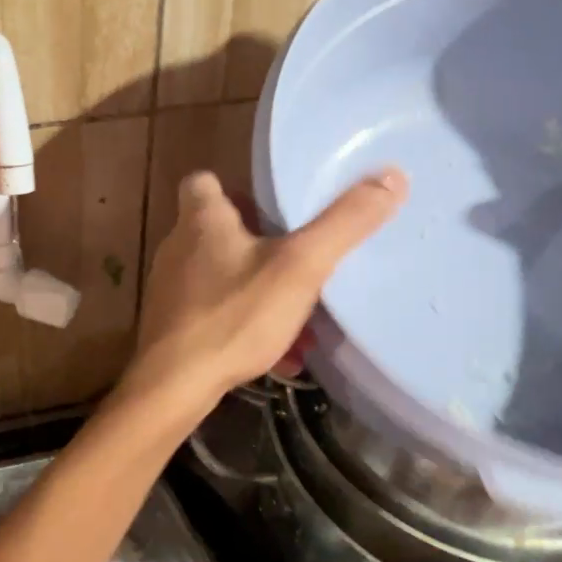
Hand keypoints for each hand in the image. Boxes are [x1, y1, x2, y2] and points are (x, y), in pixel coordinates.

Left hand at [131, 168, 406, 400]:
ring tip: (299, 311)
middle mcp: (177, 247)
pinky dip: (245, 326)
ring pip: (221, 277)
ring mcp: (170, 290)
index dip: (235, 186)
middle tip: (299, 255)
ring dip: (258, 289)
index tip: (270, 202)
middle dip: (258, 241)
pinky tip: (278, 352)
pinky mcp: (172, 327)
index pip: (203, 181)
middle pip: (217, 230)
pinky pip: (216, 315)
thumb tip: (391, 176)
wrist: (174, 385)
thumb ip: (344, 224)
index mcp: (201, 219)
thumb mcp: (300, 267)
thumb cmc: (234, 315)